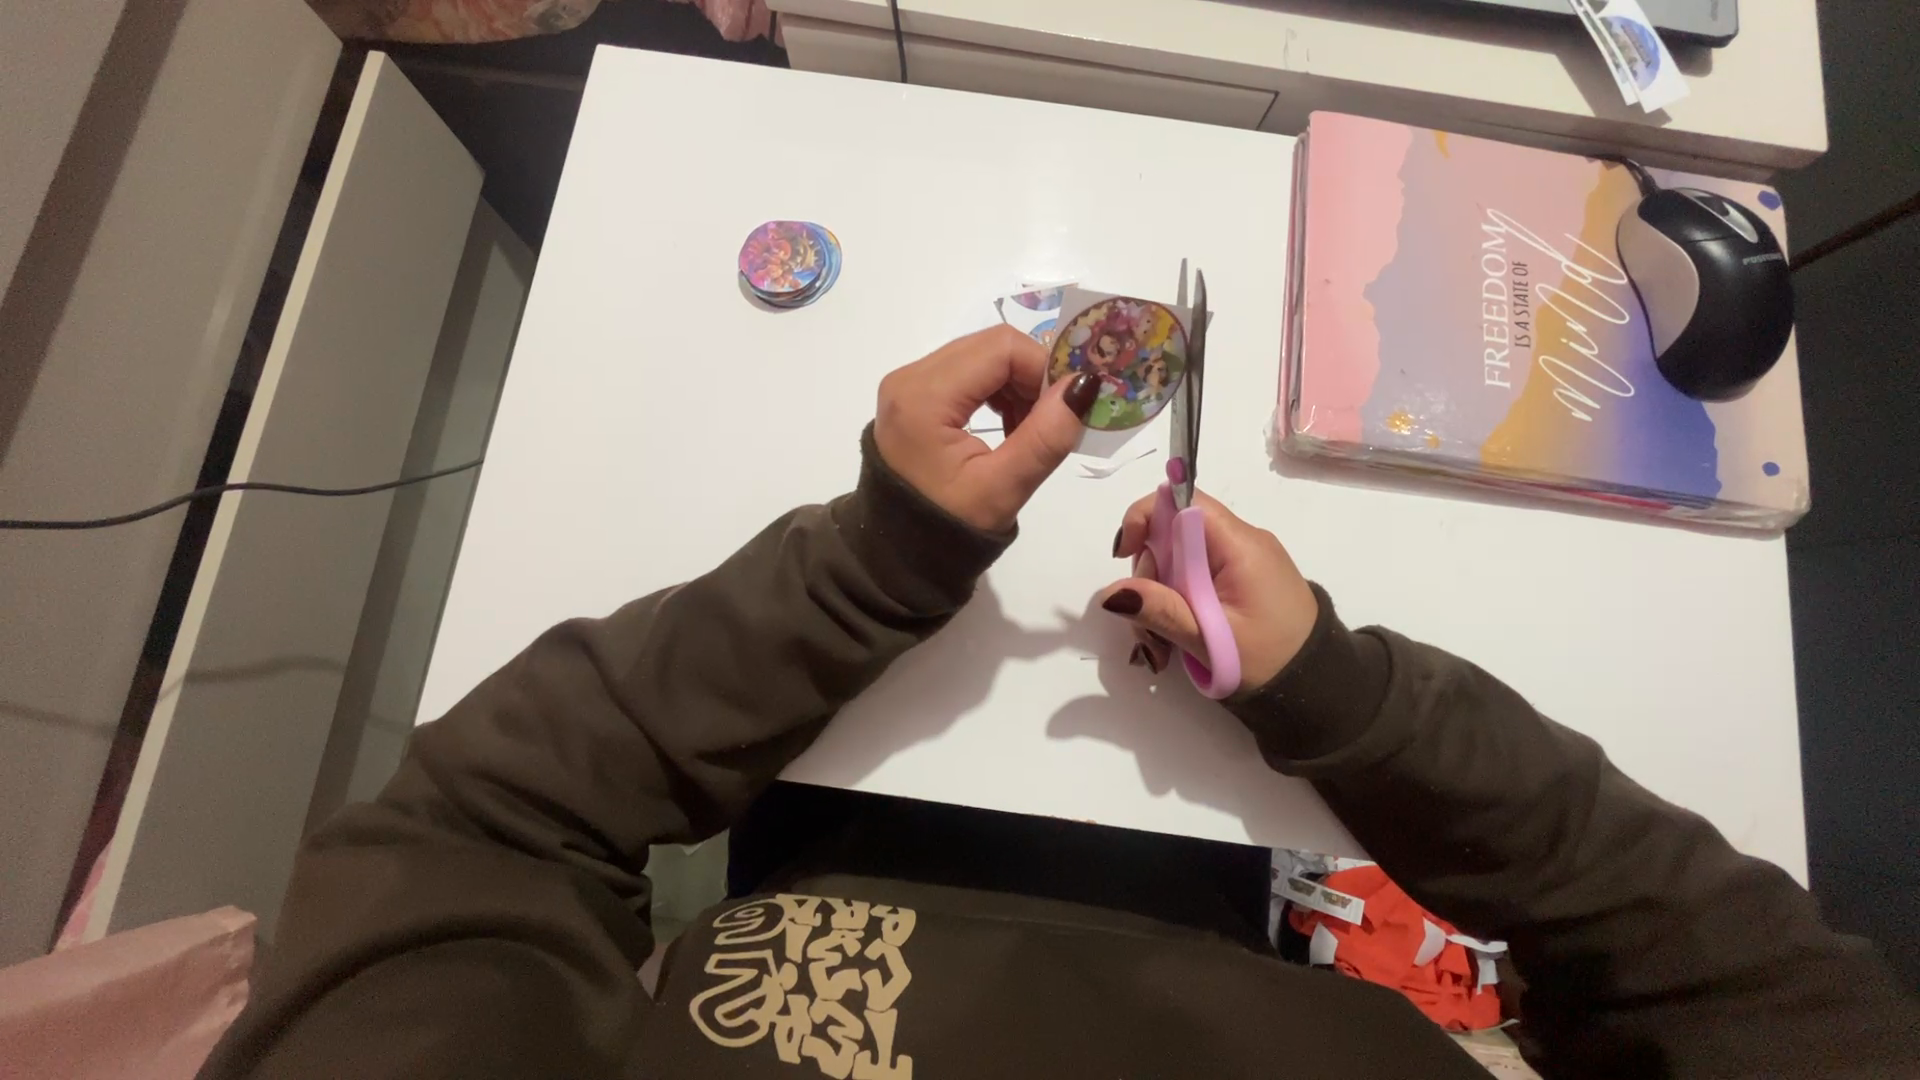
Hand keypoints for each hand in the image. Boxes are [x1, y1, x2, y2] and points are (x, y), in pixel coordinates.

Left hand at [875, 325, 1100, 530]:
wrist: (898, 554)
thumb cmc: (948, 527)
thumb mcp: (1002, 488)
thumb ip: (1045, 437)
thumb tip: (1084, 385)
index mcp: (923, 397)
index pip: (1001, 348)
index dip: (1044, 367)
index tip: (1069, 406)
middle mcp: (909, 378)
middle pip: (990, 346)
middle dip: (1032, 375)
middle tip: (1054, 419)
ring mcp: (908, 385)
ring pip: (980, 356)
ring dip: (1016, 384)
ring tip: (1031, 430)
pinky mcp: (913, 396)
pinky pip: (966, 373)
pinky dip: (996, 391)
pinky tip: (1010, 426)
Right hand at [1098, 491, 1316, 688]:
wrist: (1319, 687)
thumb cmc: (1271, 660)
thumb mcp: (1209, 639)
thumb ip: (1160, 611)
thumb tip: (1110, 594)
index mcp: (1239, 546)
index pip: (1184, 501)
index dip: (1146, 517)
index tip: (1125, 554)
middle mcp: (1239, 543)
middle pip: (1171, 538)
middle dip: (1147, 579)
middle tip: (1147, 630)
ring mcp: (1239, 562)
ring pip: (1176, 562)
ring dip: (1157, 599)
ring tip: (1160, 647)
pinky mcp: (1238, 580)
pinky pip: (1192, 578)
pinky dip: (1175, 604)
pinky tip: (1172, 639)